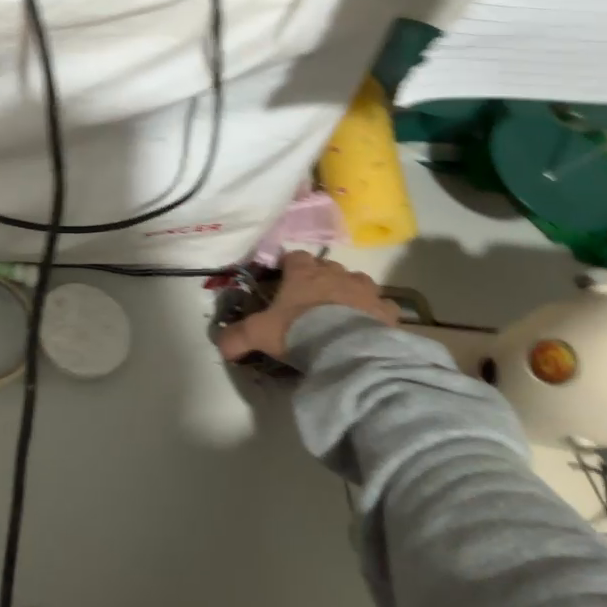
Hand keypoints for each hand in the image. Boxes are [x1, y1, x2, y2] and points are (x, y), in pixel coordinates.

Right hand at [218, 251, 396, 362]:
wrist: (348, 350)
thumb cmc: (299, 330)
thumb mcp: (258, 334)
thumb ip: (236, 336)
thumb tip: (219, 344)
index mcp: (303, 273)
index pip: (294, 257)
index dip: (289, 266)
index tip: (283, 279)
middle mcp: (335, 274)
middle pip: (327, 267)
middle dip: (320, 278)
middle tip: (311, 301)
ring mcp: (365, 290)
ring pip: (357, 282)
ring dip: (350, 292)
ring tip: (341, 312)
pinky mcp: (388, 310)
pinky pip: (383, 306)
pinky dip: (376, 313)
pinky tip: (369, 326)